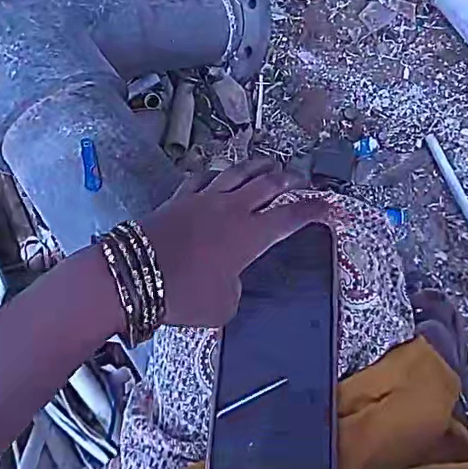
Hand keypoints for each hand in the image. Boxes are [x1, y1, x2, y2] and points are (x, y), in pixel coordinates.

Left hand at [138, 157, 328, 328]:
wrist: (137, 274)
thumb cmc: (183, 294)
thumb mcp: (224, 305)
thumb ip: (236, 287)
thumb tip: (230, 279)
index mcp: (250, 235)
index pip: (292, 216)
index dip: (315, 210)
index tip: (330, 207)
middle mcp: (231, 209)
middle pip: (269, 183)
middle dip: (291, 179)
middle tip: (302, 179)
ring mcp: (203, 199)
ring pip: (238, 172)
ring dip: (258, 166)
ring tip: (269, 163)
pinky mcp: (179, 197)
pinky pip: (202, 176)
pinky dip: (216, 172)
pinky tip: (218, 172)